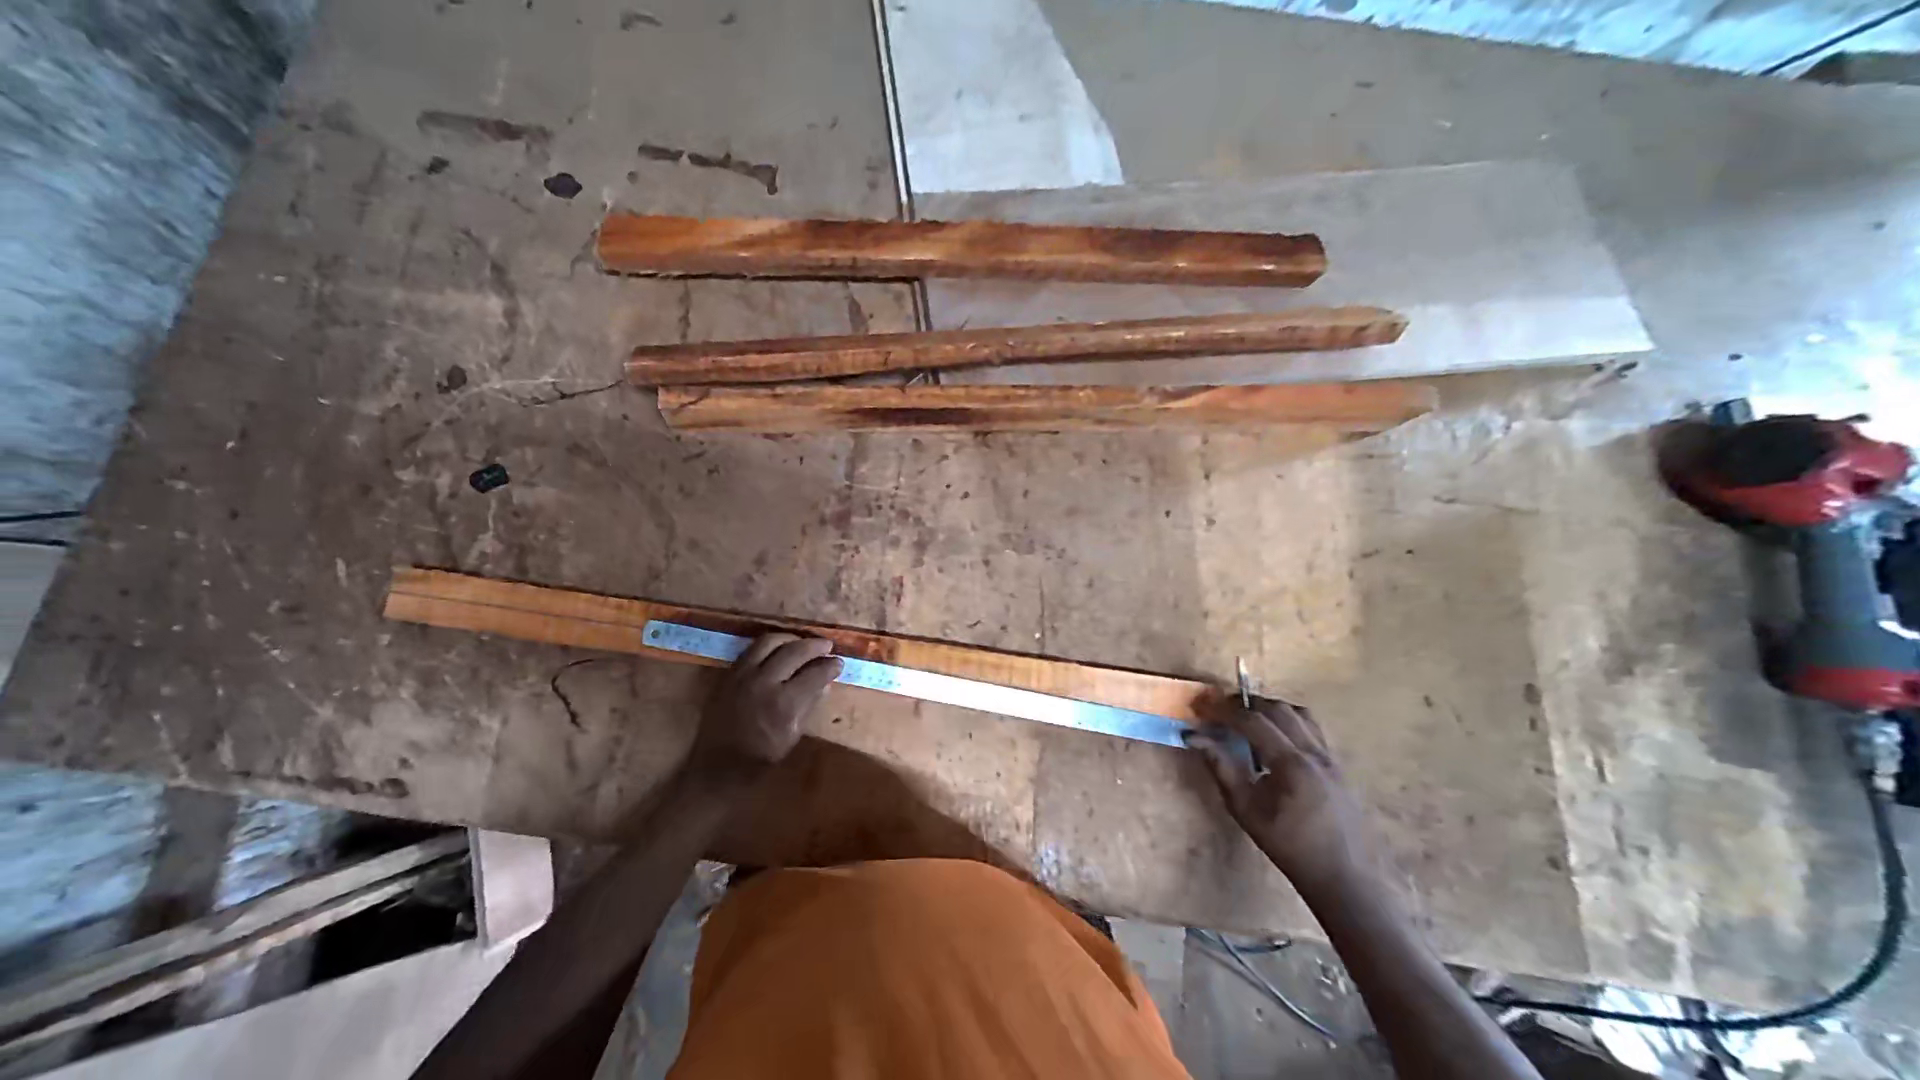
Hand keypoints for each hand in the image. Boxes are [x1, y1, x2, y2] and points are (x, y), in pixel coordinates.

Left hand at [685, 633, 842, 786]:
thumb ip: (808, 706)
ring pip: (769, 641)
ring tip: (802, 643)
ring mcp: (742, 675)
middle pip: (794, 650)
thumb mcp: (792, 737)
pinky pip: (751, 650)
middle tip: (827, 646)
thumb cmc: (760, 761)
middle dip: (814, 645)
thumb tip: (825, 684)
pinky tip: (778, 651)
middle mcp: (763, 682)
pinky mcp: (727, 675)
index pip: (815, 673)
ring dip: (790, 639)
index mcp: (783, 703)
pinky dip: (769, 646)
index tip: (839, 663)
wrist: (716, 769)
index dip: (831, 666)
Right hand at [1188, 696, 1383, 894]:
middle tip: (1220, 710)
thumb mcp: (1246, 811)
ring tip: (1248, 719)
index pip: (1253, 721)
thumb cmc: (1290, 847)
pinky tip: (1276, 738)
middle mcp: (1314, 752)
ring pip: (1299, 714)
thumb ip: (1221, 768)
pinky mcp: (1338, 765)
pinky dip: (1289, 721)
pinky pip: (1312, 728)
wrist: (1344, 876)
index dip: (1224, 709)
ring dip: (1270, 709)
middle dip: (1246, 704)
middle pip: (1278, 709)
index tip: (1201, 706)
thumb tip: (1194, 737)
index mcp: (1291, 763)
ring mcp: (1330, 756)